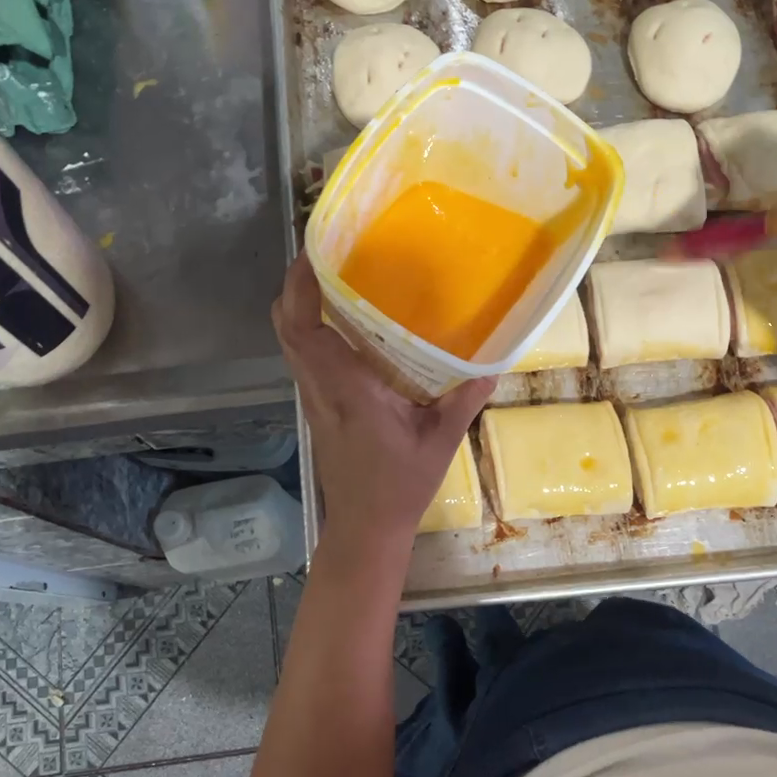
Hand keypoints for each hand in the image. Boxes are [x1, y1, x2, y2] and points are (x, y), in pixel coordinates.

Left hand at [272, 253, 495, 548]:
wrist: (365, 526)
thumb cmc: (399, 486)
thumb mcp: (439, 443)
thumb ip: (463, 401)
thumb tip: (491, 365)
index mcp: (347, 389)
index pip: (305, 328)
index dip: (301, 286)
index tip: (316, 251)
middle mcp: (320, 388)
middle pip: (286, 325)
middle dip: (296, 284)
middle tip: (328, 254)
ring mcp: (313, 398)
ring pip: (290, 341)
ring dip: (300, 305)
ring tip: (334, 277)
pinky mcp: (316, 407)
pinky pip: (302, 356)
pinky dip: (309, 328)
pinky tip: (343, 323)